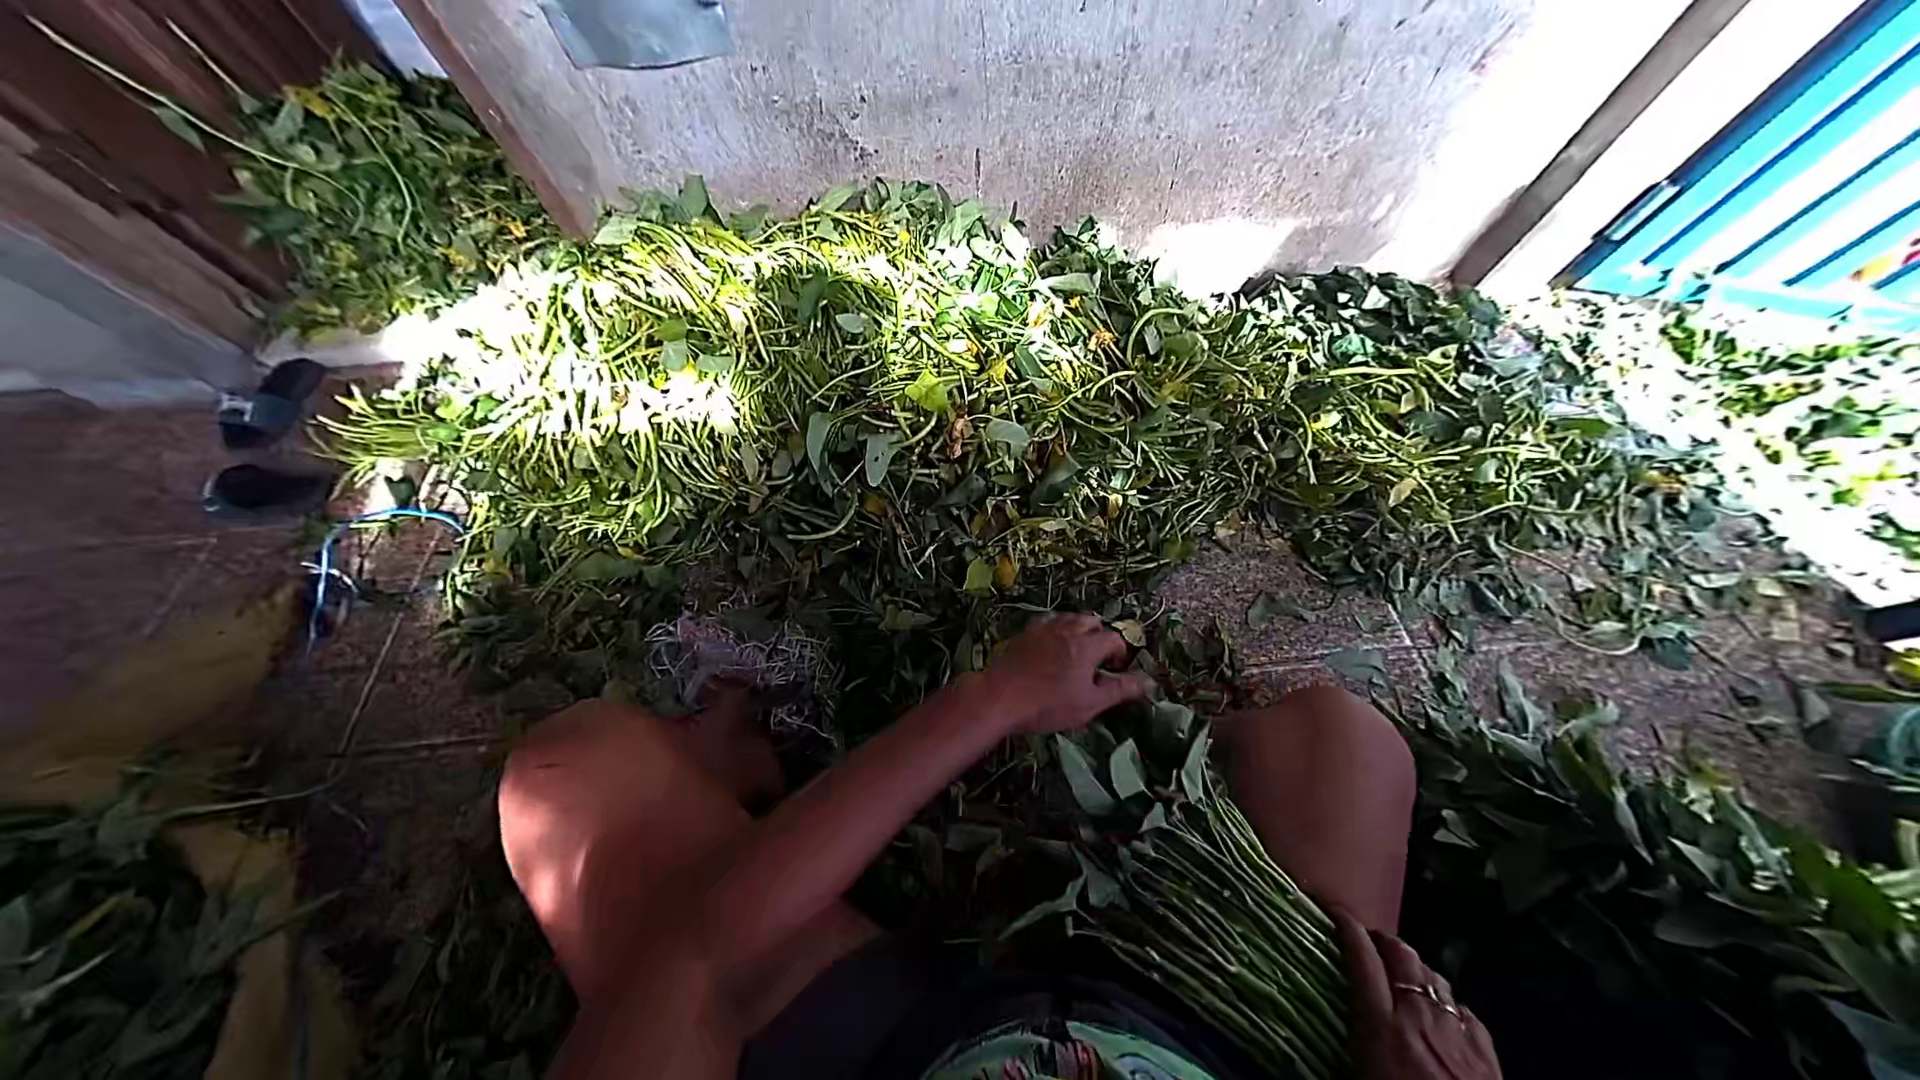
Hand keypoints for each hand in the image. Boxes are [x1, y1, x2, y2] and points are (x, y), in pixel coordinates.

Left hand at [970, 613, 1152, 733]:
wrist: (1001, 697)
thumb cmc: (1049, 704)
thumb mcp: (1090, 703)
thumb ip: (1121, 690)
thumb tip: (1149, 681)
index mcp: (1087, 645)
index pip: (1114, 638)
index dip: (1120, 653)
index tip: (1115, 670)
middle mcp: (1067, 629)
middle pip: (1092, 621)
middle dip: (1100, 636)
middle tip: (1098, 660)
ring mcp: (1044, 628)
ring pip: (1069, 617)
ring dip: (1079, 629)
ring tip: (1077, 651)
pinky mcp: (1025, 633)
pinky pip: (1047, 622)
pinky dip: (1056, 628)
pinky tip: (1052, 644)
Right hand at [1333, 907, 1501, 1079]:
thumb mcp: (1357, 1078)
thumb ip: (1344, 1045)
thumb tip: (1299, 1041)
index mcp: (1381, 1025)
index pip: (1361, 957)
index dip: (1346, 927)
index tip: (1334, 912)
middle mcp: (1418, 1018)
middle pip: (1402, 956)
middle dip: (1383, 940)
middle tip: (1369, 941)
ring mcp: (1457, 1035)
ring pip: (1436, 978)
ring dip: (1416, 969)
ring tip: (1403, 976)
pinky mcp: (1489, 1057)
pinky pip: (1466, 1013)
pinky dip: (1450, 1005)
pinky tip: (1444, 1016)